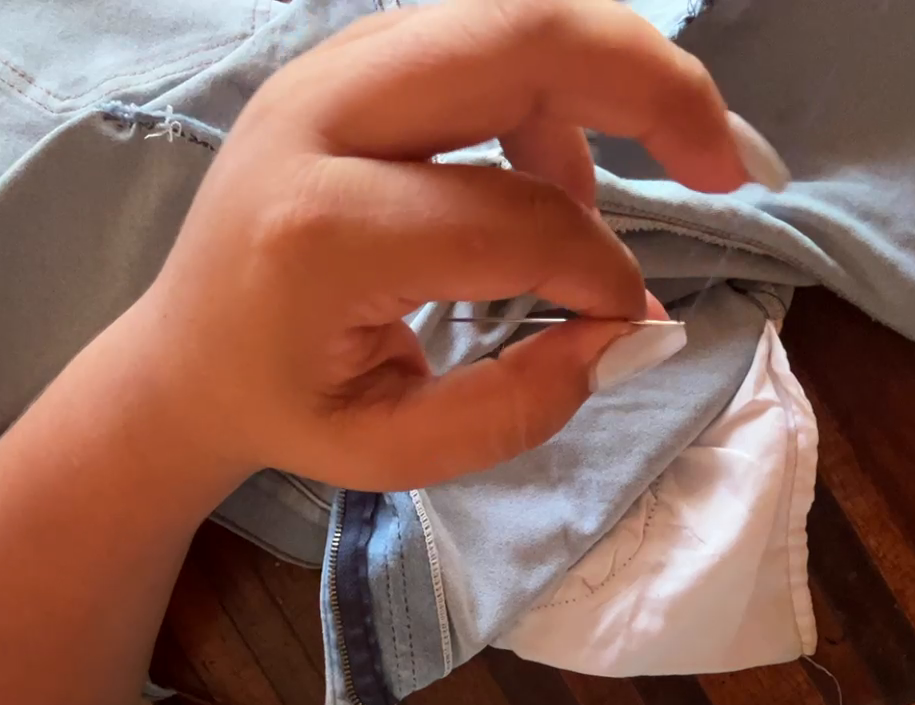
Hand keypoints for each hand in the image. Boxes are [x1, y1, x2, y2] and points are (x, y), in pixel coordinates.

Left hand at [117, 0, 781, 491]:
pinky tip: (554, 173)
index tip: (623, 325)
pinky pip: (478, 42)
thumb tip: (625, 334)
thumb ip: (516, 408)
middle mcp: (318, 118)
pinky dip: (546, 92)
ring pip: (510, 19)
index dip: (598, 273)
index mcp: (323, 232)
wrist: (185, 359)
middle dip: (657, 89)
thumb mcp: (395, 451)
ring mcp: (325, 75)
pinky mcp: (342, 70)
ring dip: (602, 90)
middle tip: (729, 166)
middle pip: (525, 37)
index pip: (514, 221)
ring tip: (627, 192)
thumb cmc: (284, 412)